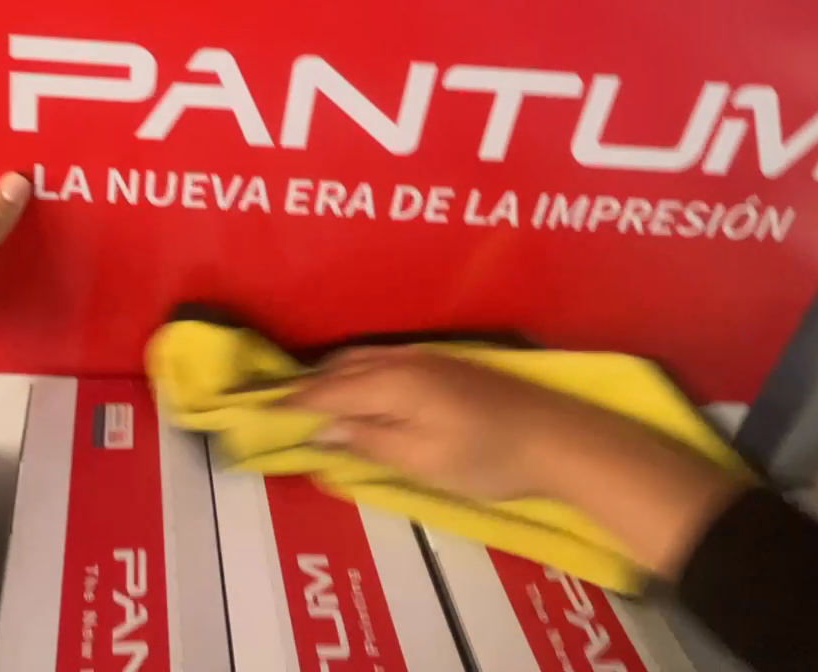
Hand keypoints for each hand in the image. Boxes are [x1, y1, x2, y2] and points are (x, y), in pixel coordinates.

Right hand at [284, 346, 746, 577]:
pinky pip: (380, 360)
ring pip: (361, 359)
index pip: (329, 389)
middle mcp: (401, 360)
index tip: (260, 406)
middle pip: (341, 367)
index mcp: (393, 383)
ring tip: (312, 395)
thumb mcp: (423, 461)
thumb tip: (321, 430)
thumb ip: (368, 440)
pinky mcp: (439, 362)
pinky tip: (358, 386)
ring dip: (332, 375)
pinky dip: (356, 372)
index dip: (294, 400)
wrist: (557, 436)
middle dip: (309, 383)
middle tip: (280, 401)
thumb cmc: (487, 457)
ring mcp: (422, 357)